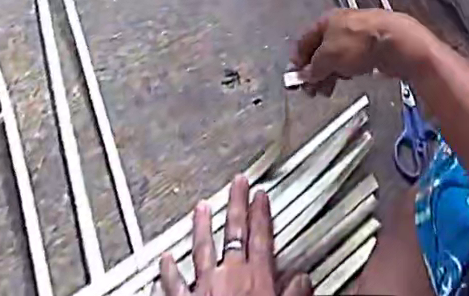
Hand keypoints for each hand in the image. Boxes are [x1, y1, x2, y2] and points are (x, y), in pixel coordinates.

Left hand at [158, 173, 309, 295]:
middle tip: (237, 183)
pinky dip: (169, 271)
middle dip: (236, 204)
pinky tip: (165, 260)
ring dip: (202, 227)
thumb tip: (303, 279)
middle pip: (234, 232)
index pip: (261, 235)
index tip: (260, 194)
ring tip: (201, 208)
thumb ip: (294, 294)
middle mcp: (230, 277)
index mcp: (257, 277)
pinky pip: (174, 286)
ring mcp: (204, 290)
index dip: (261, 212)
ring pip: (203, 250)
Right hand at [292, 9, 424, 95]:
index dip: (297, 61)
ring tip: (330, 88)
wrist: (396, 42)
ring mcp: (358, 34)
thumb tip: (305, 75)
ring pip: (337, 57)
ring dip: (331, 73)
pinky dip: (347, 70)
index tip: (295, 80)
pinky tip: (350, 77)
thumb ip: (311, 68)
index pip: (304, 40)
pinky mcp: (372, 45)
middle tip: (314, 90)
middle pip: (321, 50)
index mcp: (327, 19)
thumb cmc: (359, 44)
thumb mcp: (327, 58)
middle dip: (315, 71)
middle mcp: (342, 23)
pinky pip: (352, 59)